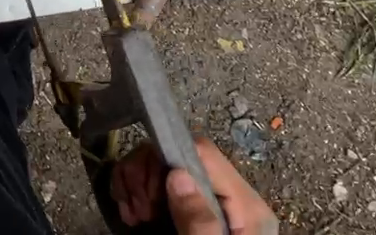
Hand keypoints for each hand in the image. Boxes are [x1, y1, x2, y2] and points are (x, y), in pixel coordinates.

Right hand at [110, 138, 276, 233]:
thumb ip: (201, 223)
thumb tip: (178, 174)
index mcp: (245, 204)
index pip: (202, 151)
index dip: (166, 160)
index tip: (147, 195)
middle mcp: (228, 195)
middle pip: (178, 155)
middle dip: (145, 174)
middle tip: (136, 210)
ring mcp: (209, 202)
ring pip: (162, 164)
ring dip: (136, 182)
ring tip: (131, 214)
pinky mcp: (191, 210)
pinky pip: (157, 181)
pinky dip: (136, 189)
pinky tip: (130, 211)